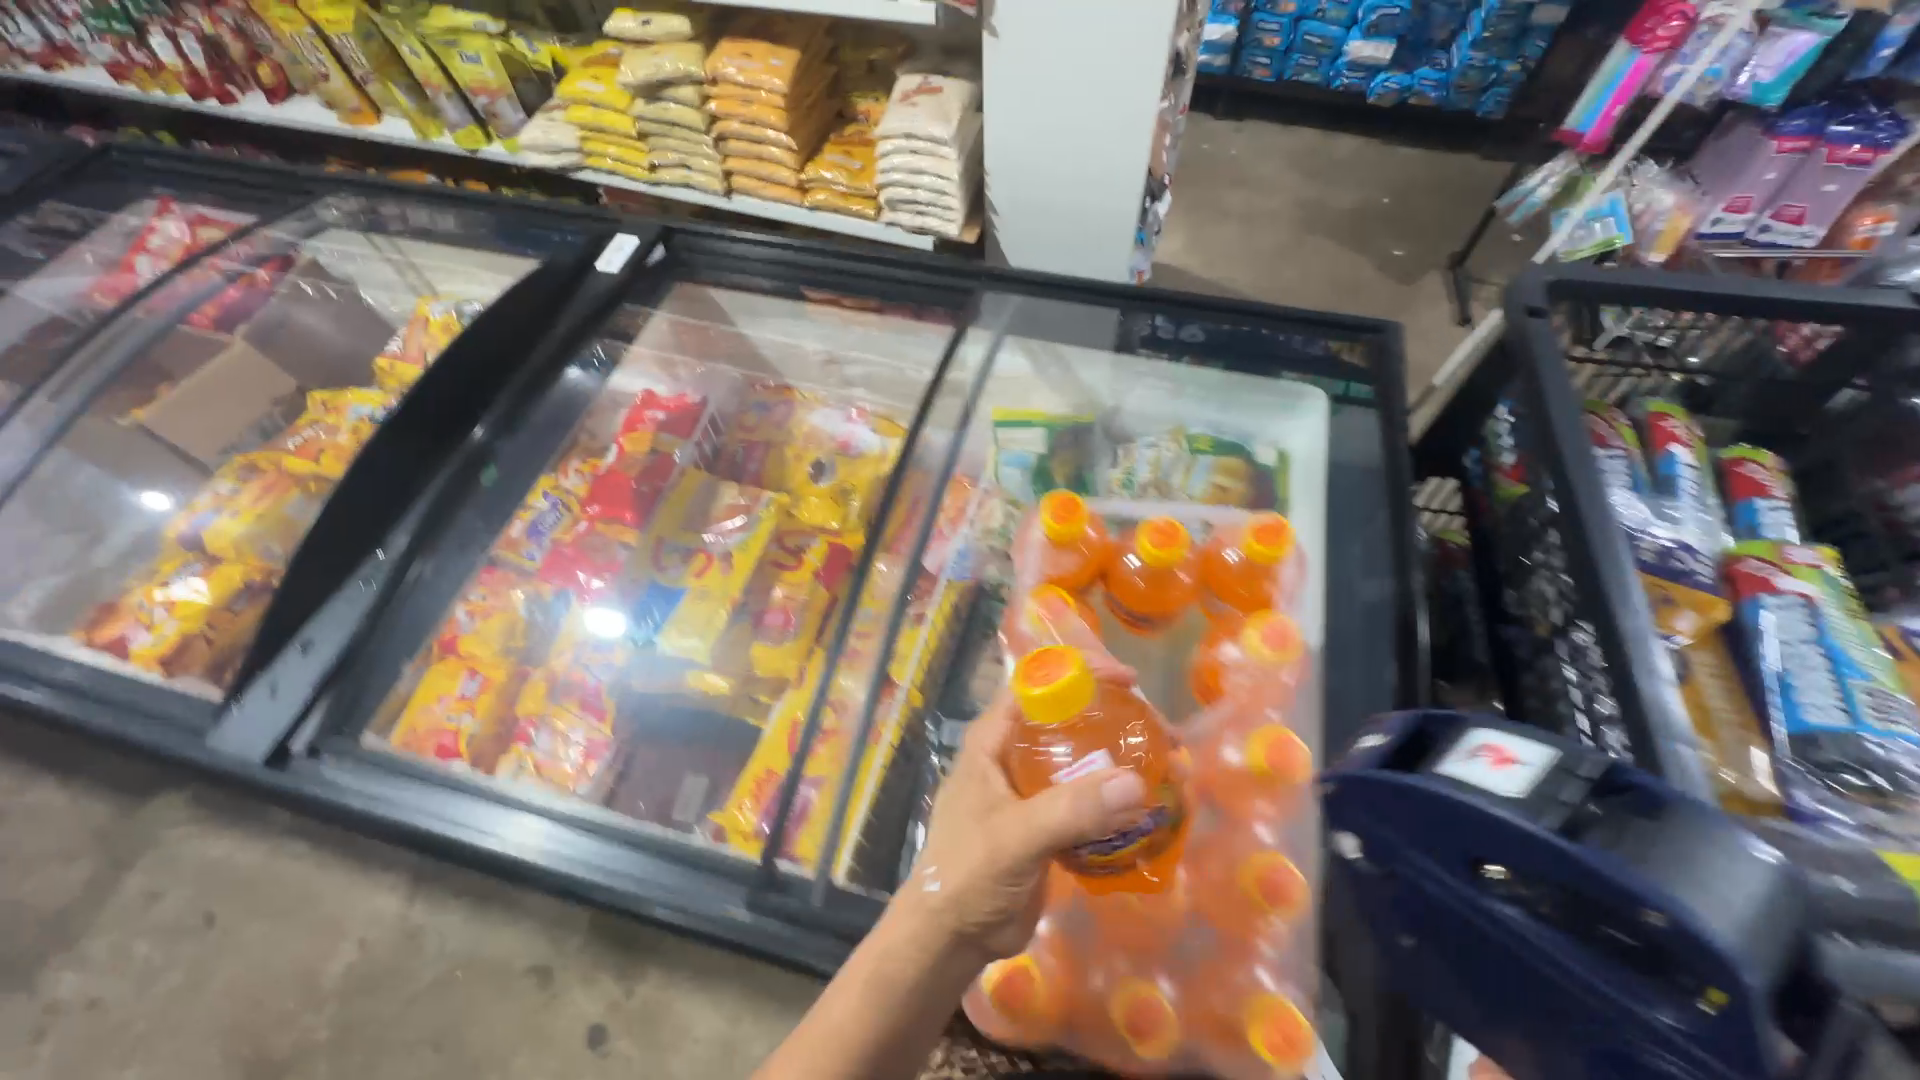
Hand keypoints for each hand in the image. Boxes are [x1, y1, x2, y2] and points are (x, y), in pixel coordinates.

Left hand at [892, 691, 1147, 965]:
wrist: (951, 939)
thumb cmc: (967, 875)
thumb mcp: (1016, 836)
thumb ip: (1071, 810)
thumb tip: (1137, 782)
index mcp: (992, 741)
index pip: (1035, 685)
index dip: (1078, 671)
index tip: (1127, 681)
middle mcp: (1012, 756)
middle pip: (1067, 719)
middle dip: (1114, 720)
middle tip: (1163, 733)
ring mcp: (1031, 791)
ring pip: (1082, 761)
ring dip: (1123, 762)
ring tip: (1170, 768)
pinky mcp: (1048, 825)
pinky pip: (1087, 801)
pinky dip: (1118, 800)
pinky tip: (1152, 808)